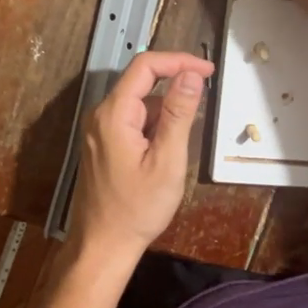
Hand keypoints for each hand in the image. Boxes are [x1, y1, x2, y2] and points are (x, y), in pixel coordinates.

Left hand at [71, 51, 214, 260]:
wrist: (102, 246)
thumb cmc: (137, 208)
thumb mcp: (167, 160)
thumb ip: (179, 114)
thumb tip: (191, 74)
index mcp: (113, 113)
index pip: (145, 66)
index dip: (178, 61)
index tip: (208, 70)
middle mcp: (101, 115)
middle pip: (140, 83)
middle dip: (175, 87)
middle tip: (204, 103)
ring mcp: (99, 131)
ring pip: (139, 104)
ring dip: (166, 111)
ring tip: (184, 142)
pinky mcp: (102, 145)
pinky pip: (132, 121)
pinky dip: (154, 126)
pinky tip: (167, 150)